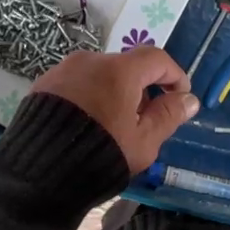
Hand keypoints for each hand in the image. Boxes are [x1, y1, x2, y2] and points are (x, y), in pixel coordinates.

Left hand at [29, 47, 198, 171]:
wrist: (40, 170)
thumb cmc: (101, 154)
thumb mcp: (143, 141)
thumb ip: (168, 115)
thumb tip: (188, 99)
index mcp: (119, 70)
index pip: (156, 59)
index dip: (174, 76)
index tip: (179, 98)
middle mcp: (90, 60)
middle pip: (126, 66)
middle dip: (142, 87)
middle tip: (145, 119)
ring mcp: (63, 70)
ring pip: (99, 74)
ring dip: (114, 91)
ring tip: (114, 124)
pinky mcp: (44, 83)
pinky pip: (77, 83)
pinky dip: (90, 95)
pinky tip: (88, 122)